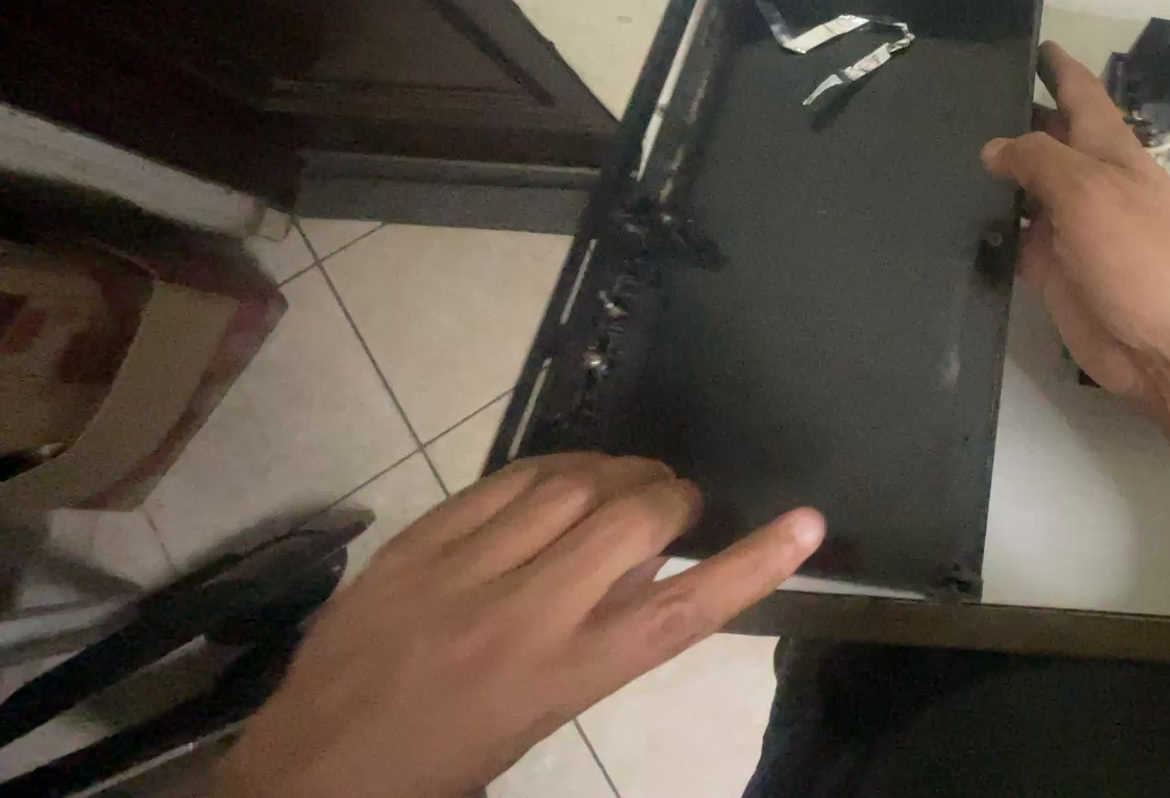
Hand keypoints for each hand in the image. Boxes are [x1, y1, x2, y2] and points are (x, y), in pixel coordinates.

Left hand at [213, 453, 823, 797]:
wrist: (300, 785)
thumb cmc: (447, 762)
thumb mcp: (547, 708)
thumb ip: (604, 629)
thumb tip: (643, 550)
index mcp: (563, 678)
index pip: (681, 611)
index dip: (754, 563)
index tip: (806, 523)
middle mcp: (522, 620)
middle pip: (632, 523)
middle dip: (670, 496)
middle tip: (675, 502)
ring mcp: (461, 575)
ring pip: (572, 486)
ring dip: (619, 472)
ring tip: (626, 481)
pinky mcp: (415, 545)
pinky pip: (508, 479)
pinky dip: (557, 465)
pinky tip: (565, 475)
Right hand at [982, 42, 1169, 416]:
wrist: (1165, 347)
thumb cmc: (1140, 256)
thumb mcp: (1089, 191)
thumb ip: (1038, 160)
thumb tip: (994, 148)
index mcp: (1109, 151)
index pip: (1081, 94)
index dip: (1057, 66)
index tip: (1025, 41)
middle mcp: (1088, 183)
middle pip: (1045, 140)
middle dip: (1011, 118)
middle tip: (954, 99)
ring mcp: (1068, 228)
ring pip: (1023, 190)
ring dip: (992, 175)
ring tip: (937, 153)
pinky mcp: (1051, 269)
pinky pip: (1013, 238)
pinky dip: (988, 227)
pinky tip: (952, 215)